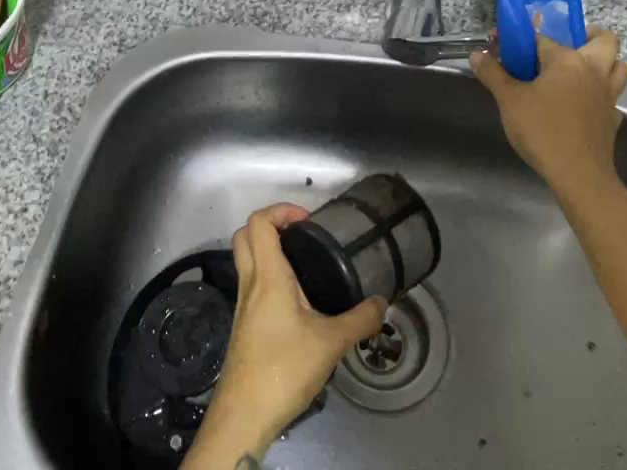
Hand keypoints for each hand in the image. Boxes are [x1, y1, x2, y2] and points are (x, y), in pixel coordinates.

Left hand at [191, 203, 386, 461]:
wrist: (244, 415)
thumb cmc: (283, 369)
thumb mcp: (331, 343)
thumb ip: (360, 320)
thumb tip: (382, 304)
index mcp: (267, 277)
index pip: (258, 223)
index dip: (280, 210)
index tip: (308, 220)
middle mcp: (250, 284)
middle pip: (245, 236)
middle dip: (272, 226)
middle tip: (304, 236)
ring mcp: (243, 306)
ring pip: (248, 262)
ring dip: (271, 253)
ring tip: (307, 266)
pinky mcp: (245, 326)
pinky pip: (254, 287)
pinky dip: (271, 279)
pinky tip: (299, 302)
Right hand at [470, 27, 626, 187]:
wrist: (579, 175)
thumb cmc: (542, 131)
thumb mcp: (509, 100)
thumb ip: (493, 74)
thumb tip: (477, 55)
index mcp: (568, 61)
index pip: (541, 38)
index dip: (520, 40)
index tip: (502, 45)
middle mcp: (593, 72)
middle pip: (605, 40)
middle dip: (589, 36)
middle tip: (568, 46)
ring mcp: (608, 96)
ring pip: (619, 67)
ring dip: (605, 63)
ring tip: (580, 71)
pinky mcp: (612, 119)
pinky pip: (613, 98)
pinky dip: (601, 96)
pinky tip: (582, 106)